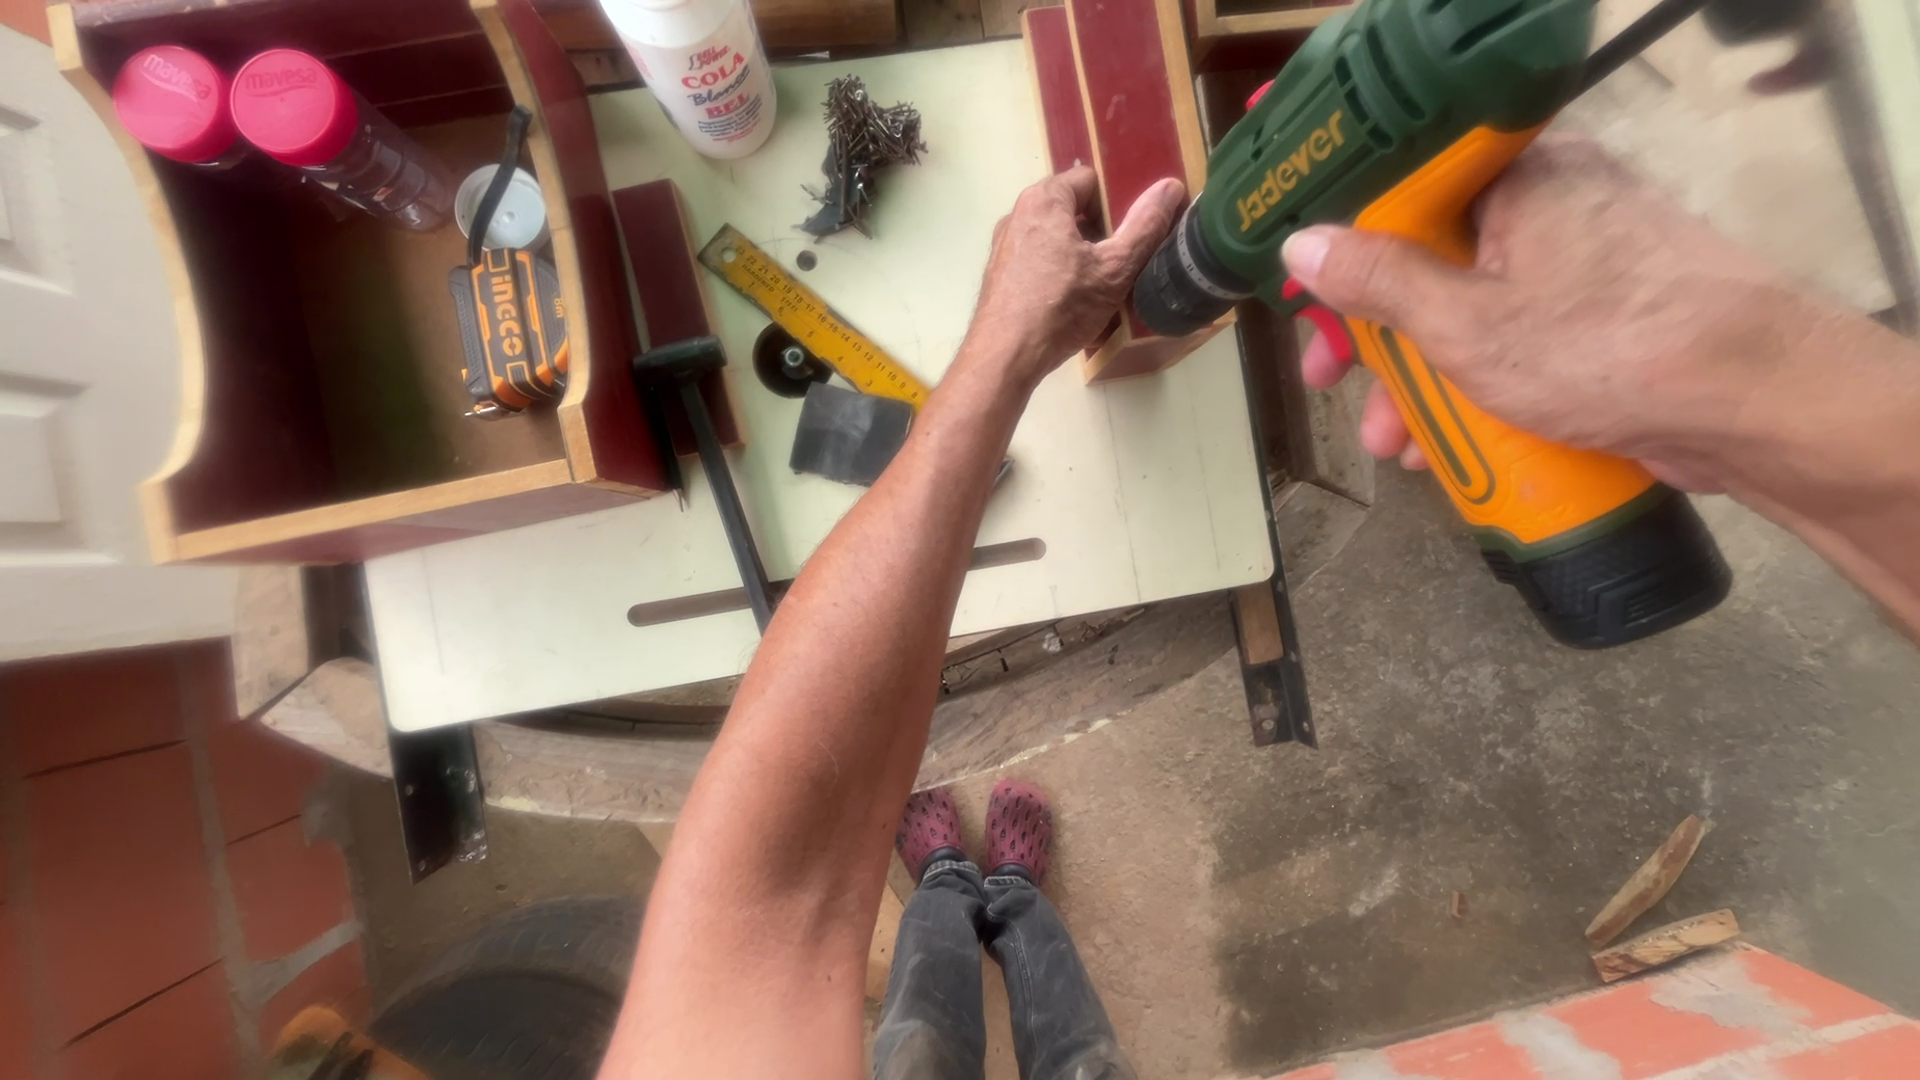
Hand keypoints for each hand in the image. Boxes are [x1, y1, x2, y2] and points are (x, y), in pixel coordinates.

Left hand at [966, 165, 1184, 389]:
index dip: (1115, 203)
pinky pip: (1037, 268)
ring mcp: (1003, 249)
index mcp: (1044, 200)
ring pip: (1053, 243)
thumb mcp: (1114, 269)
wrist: (1005, 357)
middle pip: (1069, 212)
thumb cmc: (1061, 307)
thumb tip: (1170, 187)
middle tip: (1119, 264)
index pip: (1089, 180)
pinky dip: (1056, 280)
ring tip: (1099, 290)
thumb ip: (1144, 227)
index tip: (1130, 233)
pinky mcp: (998, 280)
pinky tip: (1071, 309)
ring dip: (1078, 261)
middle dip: (1098, 234)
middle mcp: (1017, 216)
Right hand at [1281, 136, 1819, 492]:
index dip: (1344, 252)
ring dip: (1413, 383)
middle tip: (1330, 382)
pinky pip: (1500, 343)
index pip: (1402, 196)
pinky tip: (1440, 440)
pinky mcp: (1587, 318)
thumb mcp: (1463, 322)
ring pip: (1457, 316)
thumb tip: (1301, 242)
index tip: (1309, 302)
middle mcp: (1543, 211)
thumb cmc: (1602, 350)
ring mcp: (1569, 268)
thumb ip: (1378, 281)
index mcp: (1517, 183)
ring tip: (1393, 443)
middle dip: (1375, 342)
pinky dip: (1464, 388)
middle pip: (1423, 266)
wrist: (1755, 409)